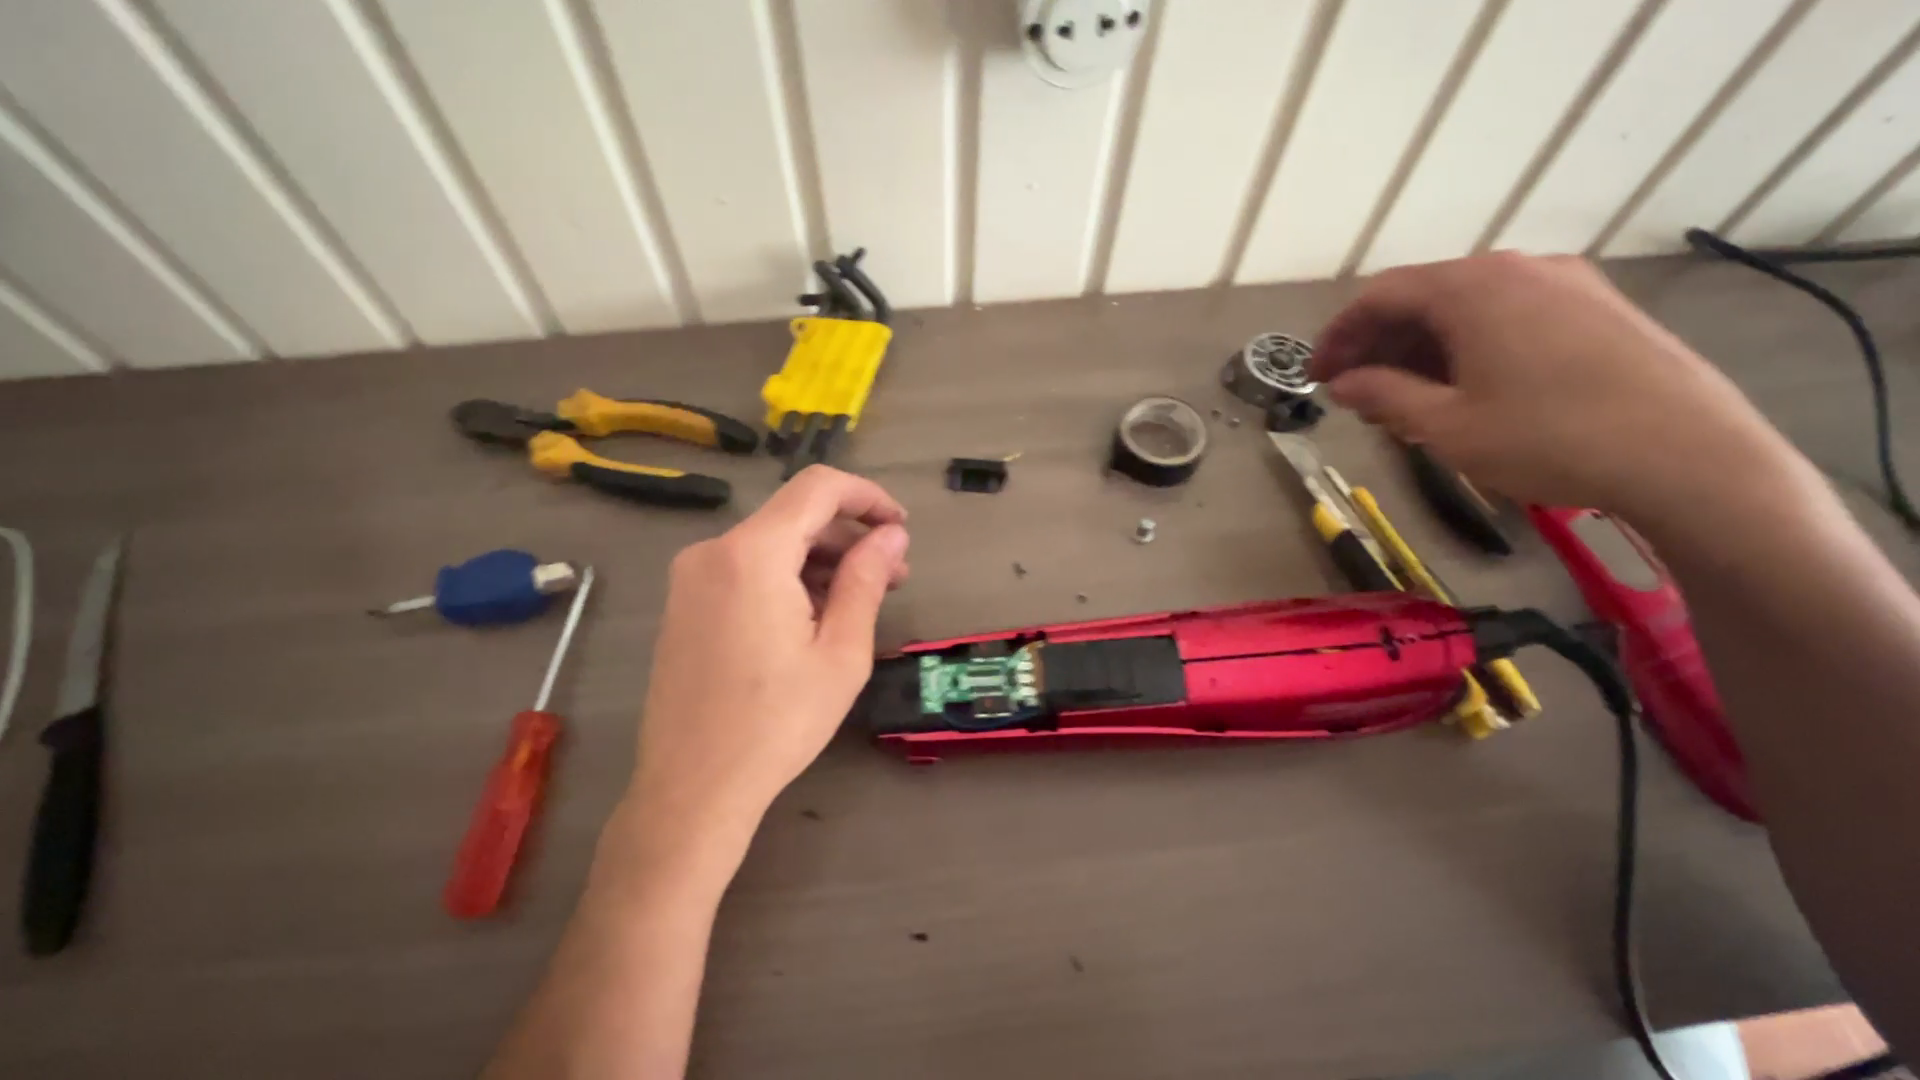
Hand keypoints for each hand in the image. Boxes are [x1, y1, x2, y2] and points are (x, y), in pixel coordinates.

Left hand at [627, 466, 908, 839]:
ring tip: (860, 602)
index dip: (868, 497)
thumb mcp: (840, 653)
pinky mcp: (683, 604)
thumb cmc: (777, 723)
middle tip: (894, 578)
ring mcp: (690, 577)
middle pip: (794, 517)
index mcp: (752, 553)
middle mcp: (712, 550)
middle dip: (849, 538)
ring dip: (820, 561)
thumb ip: (866, 581)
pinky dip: (786, 579)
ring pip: (770, 544)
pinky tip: (814, 617)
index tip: (901, 528)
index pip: (818, 487)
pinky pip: (745, 570)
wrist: (692, 786)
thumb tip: (892, 535)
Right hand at [1310, 253, 1797, 520]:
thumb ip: (1384, 396)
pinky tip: (1469, 390)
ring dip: (1425, 349)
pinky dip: (1472, 346)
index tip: (1316, 378)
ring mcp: (1569, 284)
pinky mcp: (1602, 309)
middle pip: (1426, 296)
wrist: (1689, 454)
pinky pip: (1513, 316)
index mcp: (1473, 287)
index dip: (1338, 335)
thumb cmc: (1549, 439)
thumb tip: (1342, 384)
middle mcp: (1519, 268)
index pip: (1381, 295)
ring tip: (1408, 401)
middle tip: (1357, 395)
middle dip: (1381, 345)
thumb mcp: (1447, 426)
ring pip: (1471, 308)